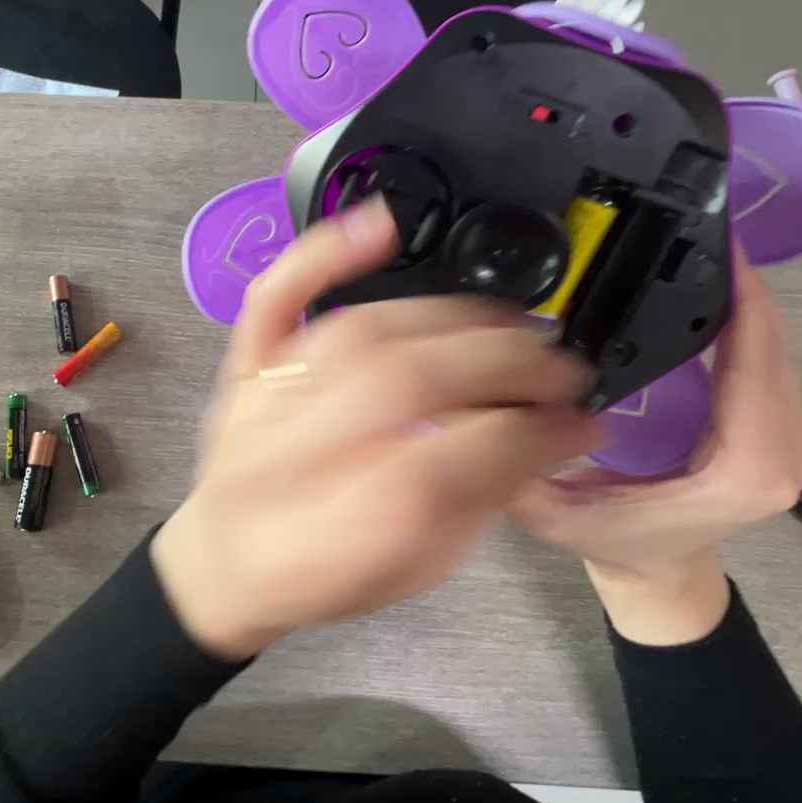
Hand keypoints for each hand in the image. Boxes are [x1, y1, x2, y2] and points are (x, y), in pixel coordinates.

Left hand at [151, 198, 598, 659]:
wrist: (226, 560)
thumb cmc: (320, 575)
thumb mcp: (409, 573)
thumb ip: (478, 505)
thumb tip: (551, 434)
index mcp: (332, 540)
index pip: (440, 469)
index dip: (525, 436)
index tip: (575, 422)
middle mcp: (287, 462)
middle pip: (400, 385)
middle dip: (503, 366)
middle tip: (556, 369)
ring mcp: (259, 403)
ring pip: (358, 334)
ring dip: (452, 318)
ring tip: (510, 328)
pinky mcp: (244, 366)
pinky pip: (272, 297)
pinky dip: (324, 253)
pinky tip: (379, 227)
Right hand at [508, 252, 801, 641]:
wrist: (656, 572)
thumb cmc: (613, 545)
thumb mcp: (553, 513)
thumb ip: (522, 465)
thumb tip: (485, 400)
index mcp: (741, 473)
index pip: (757, 371)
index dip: (746, 308)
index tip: (723, 254)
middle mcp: (782, 457)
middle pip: (774, 351)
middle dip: (742, 289)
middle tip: (702, 235)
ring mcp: (791, 445)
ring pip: (778, 354)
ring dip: (747, 302)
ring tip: (706, 254)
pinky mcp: (781, 434)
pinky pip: (769, 367)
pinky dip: (748, 326)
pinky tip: (713, 296)